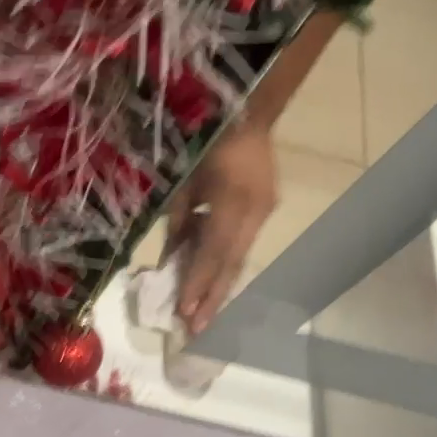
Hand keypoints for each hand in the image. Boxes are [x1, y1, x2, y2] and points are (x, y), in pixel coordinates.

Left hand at [176, 122, 278, 334]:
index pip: (212, 252)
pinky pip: (242, 243)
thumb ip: (177, 225)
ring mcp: (264, 207)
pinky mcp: (266, 205)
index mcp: (231, 199)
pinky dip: (225, 266)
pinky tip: (213, 287)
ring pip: (239, 257)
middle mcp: (254, 208)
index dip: (197, 284)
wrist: (245, 105)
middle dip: (213, 298)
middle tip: (198, 331)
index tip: (184, 313)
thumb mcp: (180, 183)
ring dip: (221, 287)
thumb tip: (169, 264)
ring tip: (205, 317)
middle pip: (231, 263)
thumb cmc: (201, 139)